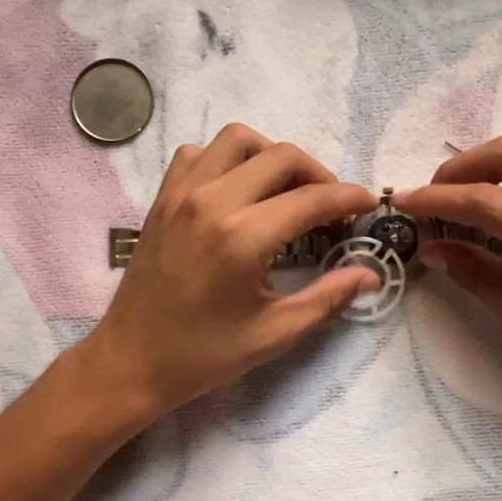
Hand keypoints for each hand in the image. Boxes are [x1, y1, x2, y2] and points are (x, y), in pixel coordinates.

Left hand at [79, 124, 379, 415]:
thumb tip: (370, 274)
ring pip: (237, 140)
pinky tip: (236, 191)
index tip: (368, 204)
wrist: (131, 361)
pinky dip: (225, 160)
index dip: (349, 197)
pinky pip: (198, 154)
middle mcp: (212, 202)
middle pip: (281, 156)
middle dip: (318, 174)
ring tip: (284, 191)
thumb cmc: (203, 354)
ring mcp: (181, 194)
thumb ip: (327, 298)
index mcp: (242, 238)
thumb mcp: (273, 333)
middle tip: (329, 206)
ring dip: (271, 156)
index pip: (312, 198)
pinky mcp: (162, 199)